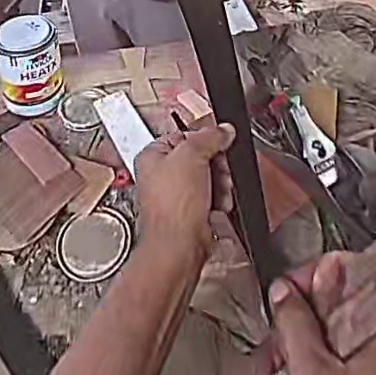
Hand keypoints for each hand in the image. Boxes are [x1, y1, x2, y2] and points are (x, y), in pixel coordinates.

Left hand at [133, 123, 234, 257]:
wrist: (180, 244)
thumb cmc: (172, 205)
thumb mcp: (192, 156)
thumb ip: (208, 137)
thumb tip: (223, 130)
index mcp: (153, 156)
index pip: (184, 136)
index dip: (204, 140)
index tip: (217, 144)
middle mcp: (161, 174)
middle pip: (200, 158)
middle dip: (216, 166)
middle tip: (218, 172)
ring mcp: (176, 194)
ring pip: (209, 178)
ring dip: (220, 185)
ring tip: (217, 192)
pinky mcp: (190, 211)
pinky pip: (212, 197)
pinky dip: (219, 201)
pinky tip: (217, 206)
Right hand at [256, 253, 375, 374]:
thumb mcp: (310, 370)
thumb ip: (295, 320)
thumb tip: (283, 286)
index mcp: (368, 326)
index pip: (347, 270)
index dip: (314, 270)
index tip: (289, 286)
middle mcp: (362, 333)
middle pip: (322, 292)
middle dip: (290, 305)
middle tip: (275, 323)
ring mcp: (349, 352)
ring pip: (309, 317)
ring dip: (282, 332)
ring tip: (269, 357)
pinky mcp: (336, 369)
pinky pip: (306, 343)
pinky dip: (285, 351)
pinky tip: (270, 368)